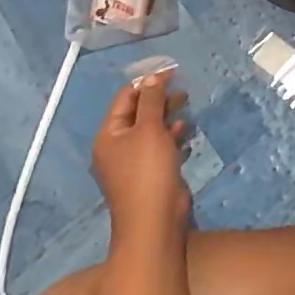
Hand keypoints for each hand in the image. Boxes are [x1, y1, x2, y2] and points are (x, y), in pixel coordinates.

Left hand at [92, 68, 190, 240]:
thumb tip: (151, 78)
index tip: (171, 72)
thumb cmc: (147, 171)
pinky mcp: (150, 175)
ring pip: (150, 130)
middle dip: (159, 99)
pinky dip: (172, 136)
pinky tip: (186, 130)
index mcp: (108, 135)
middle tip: (182, 89)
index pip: (125, 98)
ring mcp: (133, 163)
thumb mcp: (150, 129)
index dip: (147, 83)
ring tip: (186, 104)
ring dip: (167, 116)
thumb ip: (151, 101)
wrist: (155, 222)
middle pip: (138, 113)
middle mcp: (116, 147)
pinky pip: (160, 147)